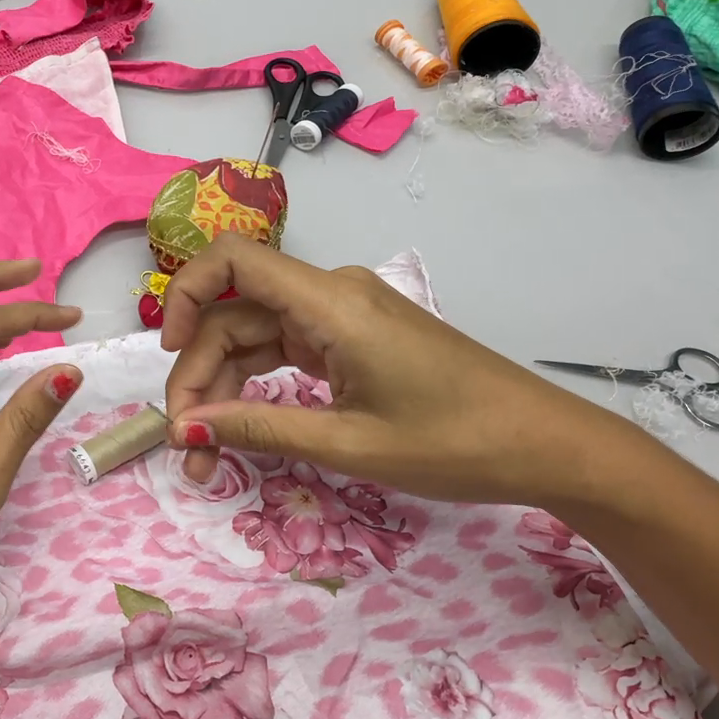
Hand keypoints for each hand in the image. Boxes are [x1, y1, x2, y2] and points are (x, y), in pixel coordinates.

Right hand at [160, 235, 646, 506]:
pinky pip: (281, 352)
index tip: (168, 354)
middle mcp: (330, 296)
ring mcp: (339, 317)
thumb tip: (184, 430)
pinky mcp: (349, 339)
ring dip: (221, 391)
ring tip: (205, 457)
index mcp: (332, 304)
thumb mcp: (349, 444)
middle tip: (185, 445)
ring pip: (252, 338)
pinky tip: (238, 428)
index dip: (186, 295)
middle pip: (233, 316)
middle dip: (198, 376)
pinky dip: (254, 389)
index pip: (233, 261)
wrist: (550, 448)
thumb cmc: (457, 443)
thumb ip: (258, 428)